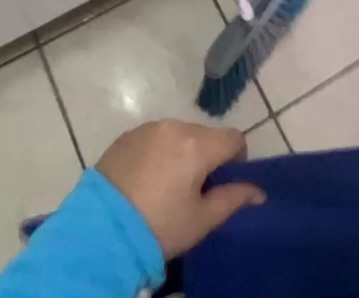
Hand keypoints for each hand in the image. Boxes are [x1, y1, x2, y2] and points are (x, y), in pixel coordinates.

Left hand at [95, 119, 265, 257]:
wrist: (100, 231)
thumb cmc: (158, 225)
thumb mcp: (201, 219)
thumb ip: (233, 199)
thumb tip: (259, 192)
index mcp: (197, 144)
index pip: (234, 138)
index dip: (236, 160)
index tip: (222, 183)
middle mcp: (174, 127)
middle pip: (205, 135)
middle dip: (207, 157)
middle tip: (193, 190)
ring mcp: (147, 128)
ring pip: (178, 134)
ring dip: (181, 152)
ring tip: (166, 185)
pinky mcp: (125, 136)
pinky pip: (154, 138)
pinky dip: (158, 153)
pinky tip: (145, 180)